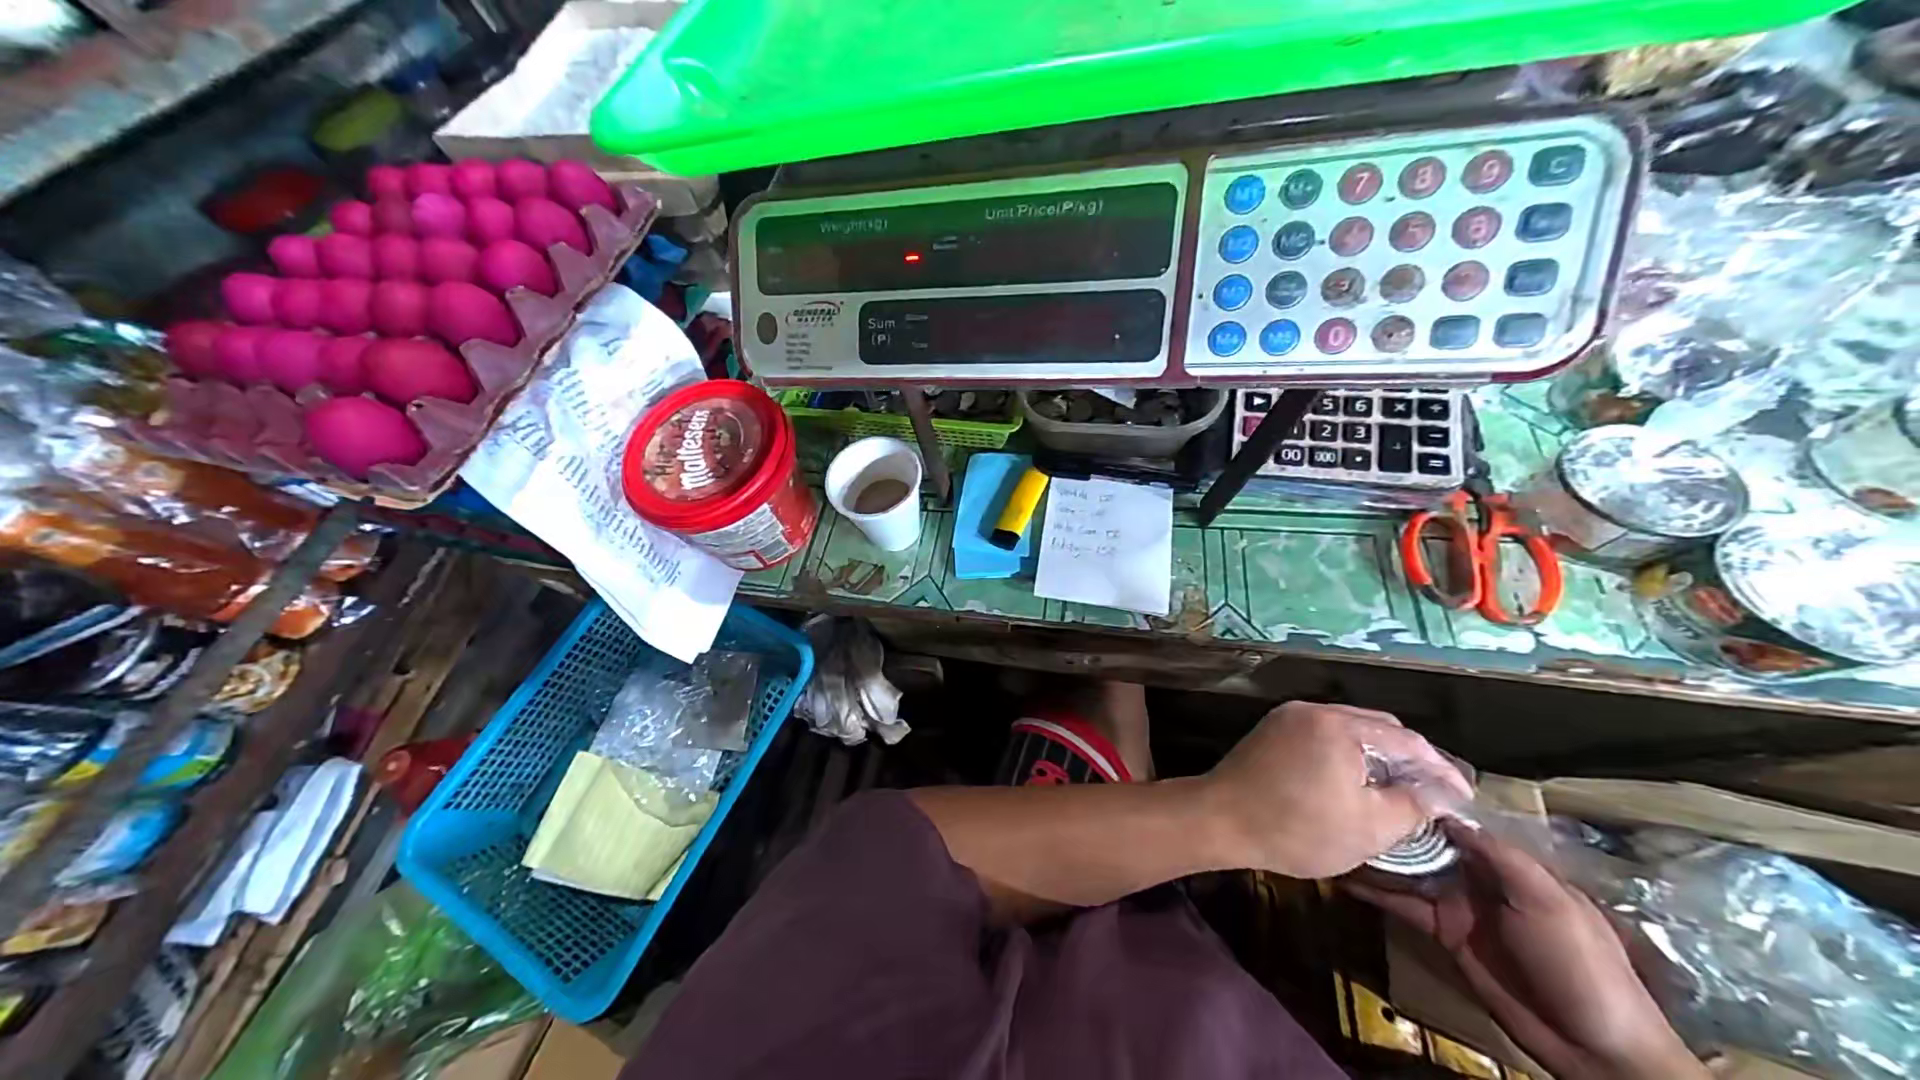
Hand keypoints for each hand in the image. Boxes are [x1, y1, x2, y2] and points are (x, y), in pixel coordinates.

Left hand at [1199, 701, 1470, 878]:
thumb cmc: (1296, 827)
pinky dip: (1346, 754)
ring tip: (1400, 789)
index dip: (1441, 768)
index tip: (1464, 794)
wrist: (1218, 820)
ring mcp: (1287, 717)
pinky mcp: (1271, 731)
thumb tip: (1442, 792)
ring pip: (1348, 729)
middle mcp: (1313, 710)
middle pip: (1377, 726)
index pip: (1407, 740)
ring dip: (1377, 755)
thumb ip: (1413, 804)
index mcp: (1339, 725)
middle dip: (1410, 758)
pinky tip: (1356, 781)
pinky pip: (1322, 735)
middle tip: (1433, 791)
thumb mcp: (1368, 826)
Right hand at [1346, 822, 1706, 1079]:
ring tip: (1336, 830)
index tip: (1386, 778)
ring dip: (1379, 854)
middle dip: (1394, 822)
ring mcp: (1460, 905)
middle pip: (1431, 842)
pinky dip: (1374, 891)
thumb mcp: (1548, 902)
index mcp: (1513, 864)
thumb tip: (1449, 813)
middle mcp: (1482, 877)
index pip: (1463, 823)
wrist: (1592, 1047)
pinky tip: (1343, 875)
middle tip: (1346, 799)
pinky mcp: (1443, 933)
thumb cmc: (1579, 964)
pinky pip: (1404, 905)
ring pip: (1411, 869)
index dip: (1427, 802)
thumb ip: (1500, 856)